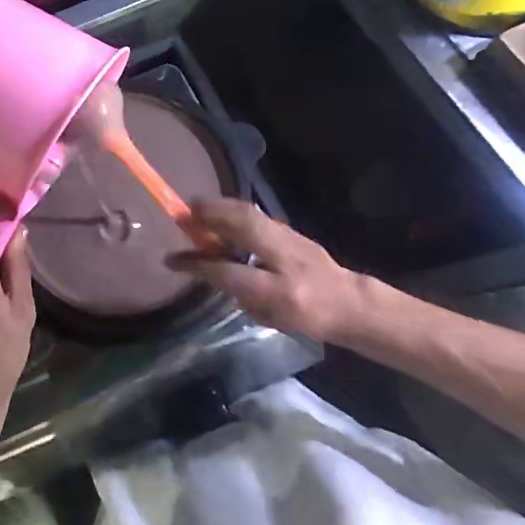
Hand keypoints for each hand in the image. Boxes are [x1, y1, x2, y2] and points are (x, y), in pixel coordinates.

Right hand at [170, 199, 372, 341]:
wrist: (352, 305)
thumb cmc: (306, 318)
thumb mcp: (268, 315)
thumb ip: (236, 290)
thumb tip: (202, 266)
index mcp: (280, 291)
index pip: (230, 272)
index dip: (198, 265)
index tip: (171, 260)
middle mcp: (287, 261)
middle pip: (244, 227)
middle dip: (210, 216)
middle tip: (182, 213)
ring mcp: (292, 240)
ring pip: (250, 214)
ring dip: (218, 207)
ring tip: (195, 206)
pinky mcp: (292, 230)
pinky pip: (256, 215)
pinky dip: (232, 210)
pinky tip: (218, 213)